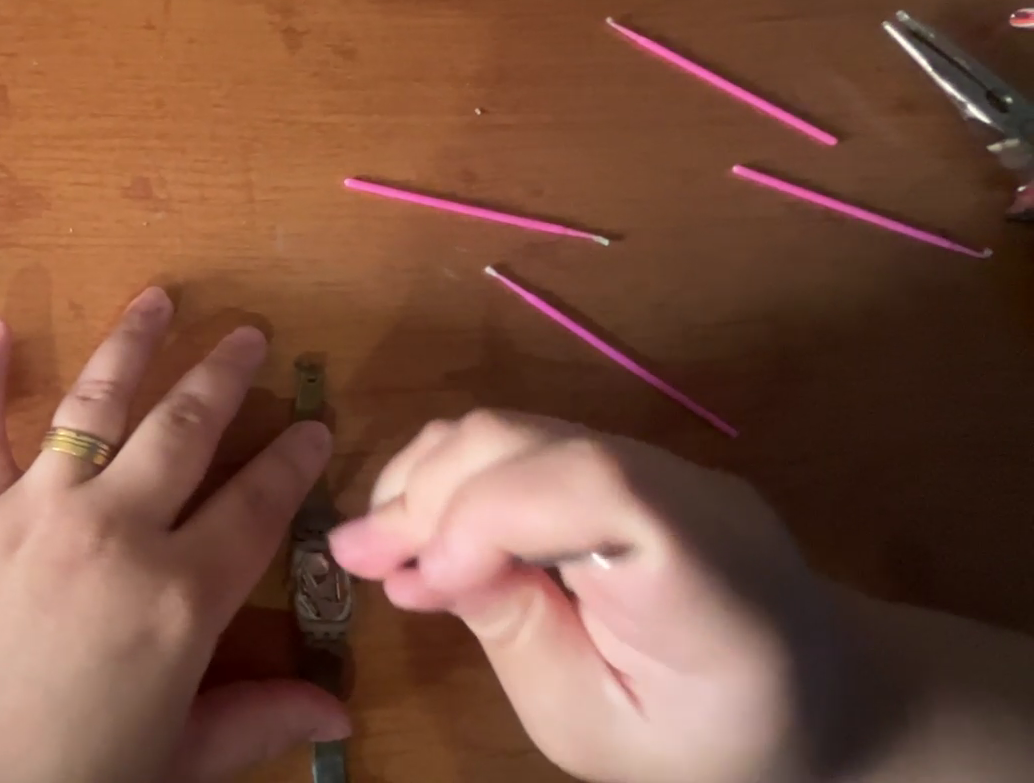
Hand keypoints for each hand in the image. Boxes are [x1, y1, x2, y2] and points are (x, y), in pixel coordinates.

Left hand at [0, 288, 347, 782]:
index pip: (256, 509)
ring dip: (130, 345)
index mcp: (179, 596)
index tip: (313, 425)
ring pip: (95, 405)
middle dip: (223, 377)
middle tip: (249, 336)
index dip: (291, 464)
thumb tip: (336, 708)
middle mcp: (116, 530)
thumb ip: (254, 722)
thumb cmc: (58, 779)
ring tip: (158, 298)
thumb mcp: (173, 764)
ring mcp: (40, 508)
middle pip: (184, 431)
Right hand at [328, 411, 856, 782]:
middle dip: (420, 498)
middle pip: (516, 442)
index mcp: (712, 580)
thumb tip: (418, 569)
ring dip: (416, 480)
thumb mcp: (599, 730)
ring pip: (494, 430)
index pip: (594, 487)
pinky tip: (413, 524)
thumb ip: (515, 639)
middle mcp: (678, 489)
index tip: (430, 583)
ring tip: (373, 545)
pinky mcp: (603, 450)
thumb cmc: (710, 740)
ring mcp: (640, 456)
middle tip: (355, 558)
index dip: (488, 514)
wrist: (816, 691)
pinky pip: (502, 441)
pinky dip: (440, 474)